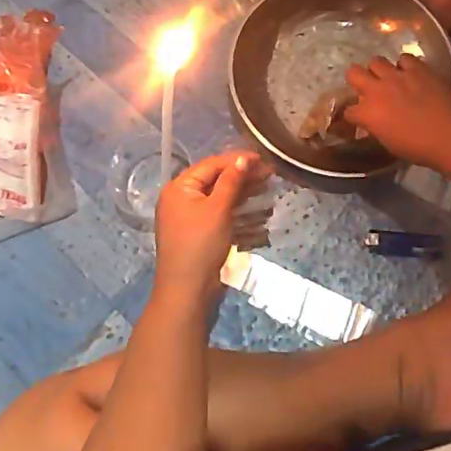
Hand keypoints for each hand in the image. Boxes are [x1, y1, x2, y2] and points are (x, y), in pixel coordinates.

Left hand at [155, 151, 265, 306]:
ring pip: (220, 202)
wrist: (187, 292)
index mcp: (179, 188)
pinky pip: (220, 220)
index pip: (211, 165)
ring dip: (245, 198)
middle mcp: (181, 200)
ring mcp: (190, 220)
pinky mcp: (200, 238)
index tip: (263, 158)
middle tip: (271, 176)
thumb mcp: (218, 209)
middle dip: (243, 179)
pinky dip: (239, 217)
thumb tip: (243, 158)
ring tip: (269, 194)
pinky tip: (260, 219)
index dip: (237, 160)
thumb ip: (231, 181)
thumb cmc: (200, 245)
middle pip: (216, 182)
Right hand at [344, 54, 450, 168]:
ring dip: (380, 70)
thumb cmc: (418, 148)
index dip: (354, 114)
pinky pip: (405, 58)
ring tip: (390, 78)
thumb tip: (374, 121)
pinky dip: (405, 65)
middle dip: (357, 79)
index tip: (361, 117)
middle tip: (368, 86)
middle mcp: (377, 90)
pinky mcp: (418, 69)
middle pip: (353, 72)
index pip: (348, 110)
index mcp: (367, 113)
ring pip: (376, 60)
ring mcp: (397, 76)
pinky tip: (411, 73)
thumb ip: (376, 126)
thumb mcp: (388, 142)